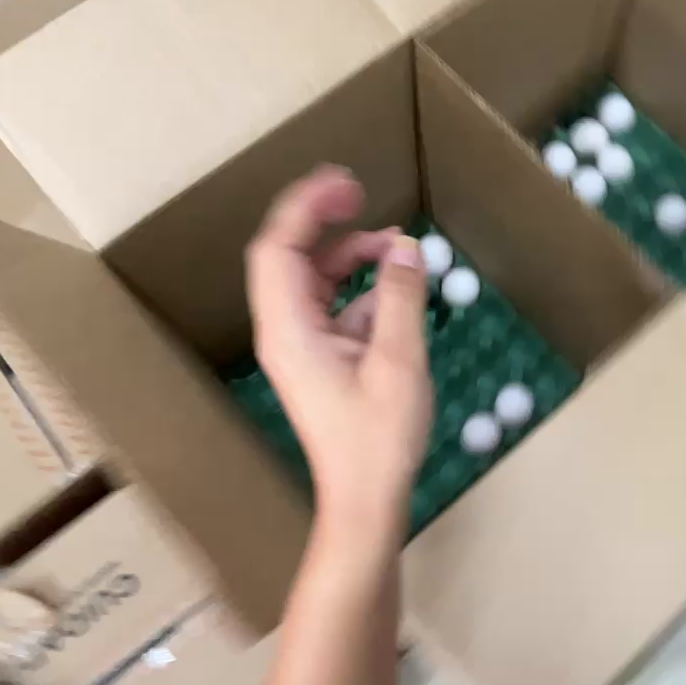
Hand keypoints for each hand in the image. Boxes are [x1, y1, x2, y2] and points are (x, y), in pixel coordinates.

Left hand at [246, 166, 432, 534]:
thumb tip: (406, 248)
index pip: (279, 249)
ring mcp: (302, 346)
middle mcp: (286, 331)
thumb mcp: (398, 361)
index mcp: (290, 329)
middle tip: (364, 198)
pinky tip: (400, 292)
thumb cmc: (378, 437)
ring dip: (351, 257)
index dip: (306, 208)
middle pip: (292, 258)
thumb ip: (400, 297)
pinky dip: (364, 291)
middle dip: (325, 223)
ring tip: (398, 246)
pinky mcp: (322, 360)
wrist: (365, 498)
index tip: (347, 185)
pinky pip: (335, 309)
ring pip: (316, 282)